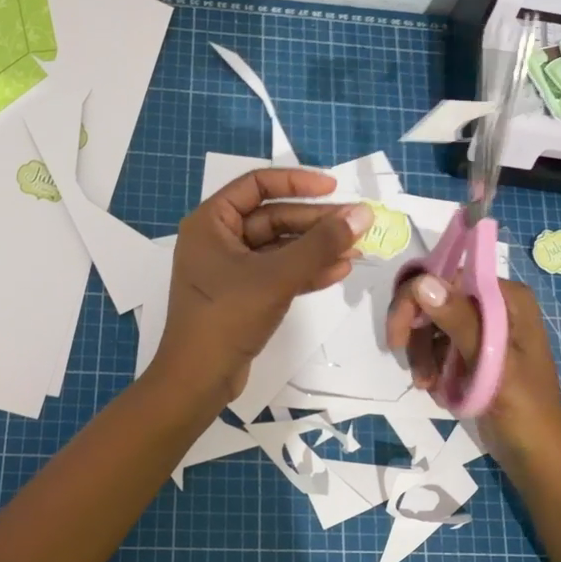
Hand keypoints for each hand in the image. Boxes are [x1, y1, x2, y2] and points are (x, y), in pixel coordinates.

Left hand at [151, 168, 370, 404]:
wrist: (197, 379)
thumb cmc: (227, 317)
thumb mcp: (277, 276)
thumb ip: (321, 243)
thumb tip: (363, 213)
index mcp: (210, 222)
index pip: (257, 185)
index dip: (297, 182)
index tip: (334, 189)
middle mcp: (217, 240)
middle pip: (273, 217)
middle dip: (316, 222)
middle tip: (357, 226)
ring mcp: (228, 270)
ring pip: (279, 248)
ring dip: (316, 248)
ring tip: (357, 251)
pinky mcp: (241, 296)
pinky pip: (277, 273)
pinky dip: (305, 271)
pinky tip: (339, 271)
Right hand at [385, 274, 560, 459]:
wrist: (536, 455)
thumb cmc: (524, 410)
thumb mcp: (493, 364)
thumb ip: (460, 322)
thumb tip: (424, 282)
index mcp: (508, 299)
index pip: (448, 277)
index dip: (416, 299)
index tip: (399, 336)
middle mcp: (495, 305)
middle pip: (434, 299)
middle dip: (416, 331)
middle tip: (404, 358)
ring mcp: (483, 329)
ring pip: (431, 324)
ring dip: (421, 354)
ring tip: (427, 385)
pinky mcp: (473, 352)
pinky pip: (437, 345)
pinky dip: (430, 365)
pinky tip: (437, 388)